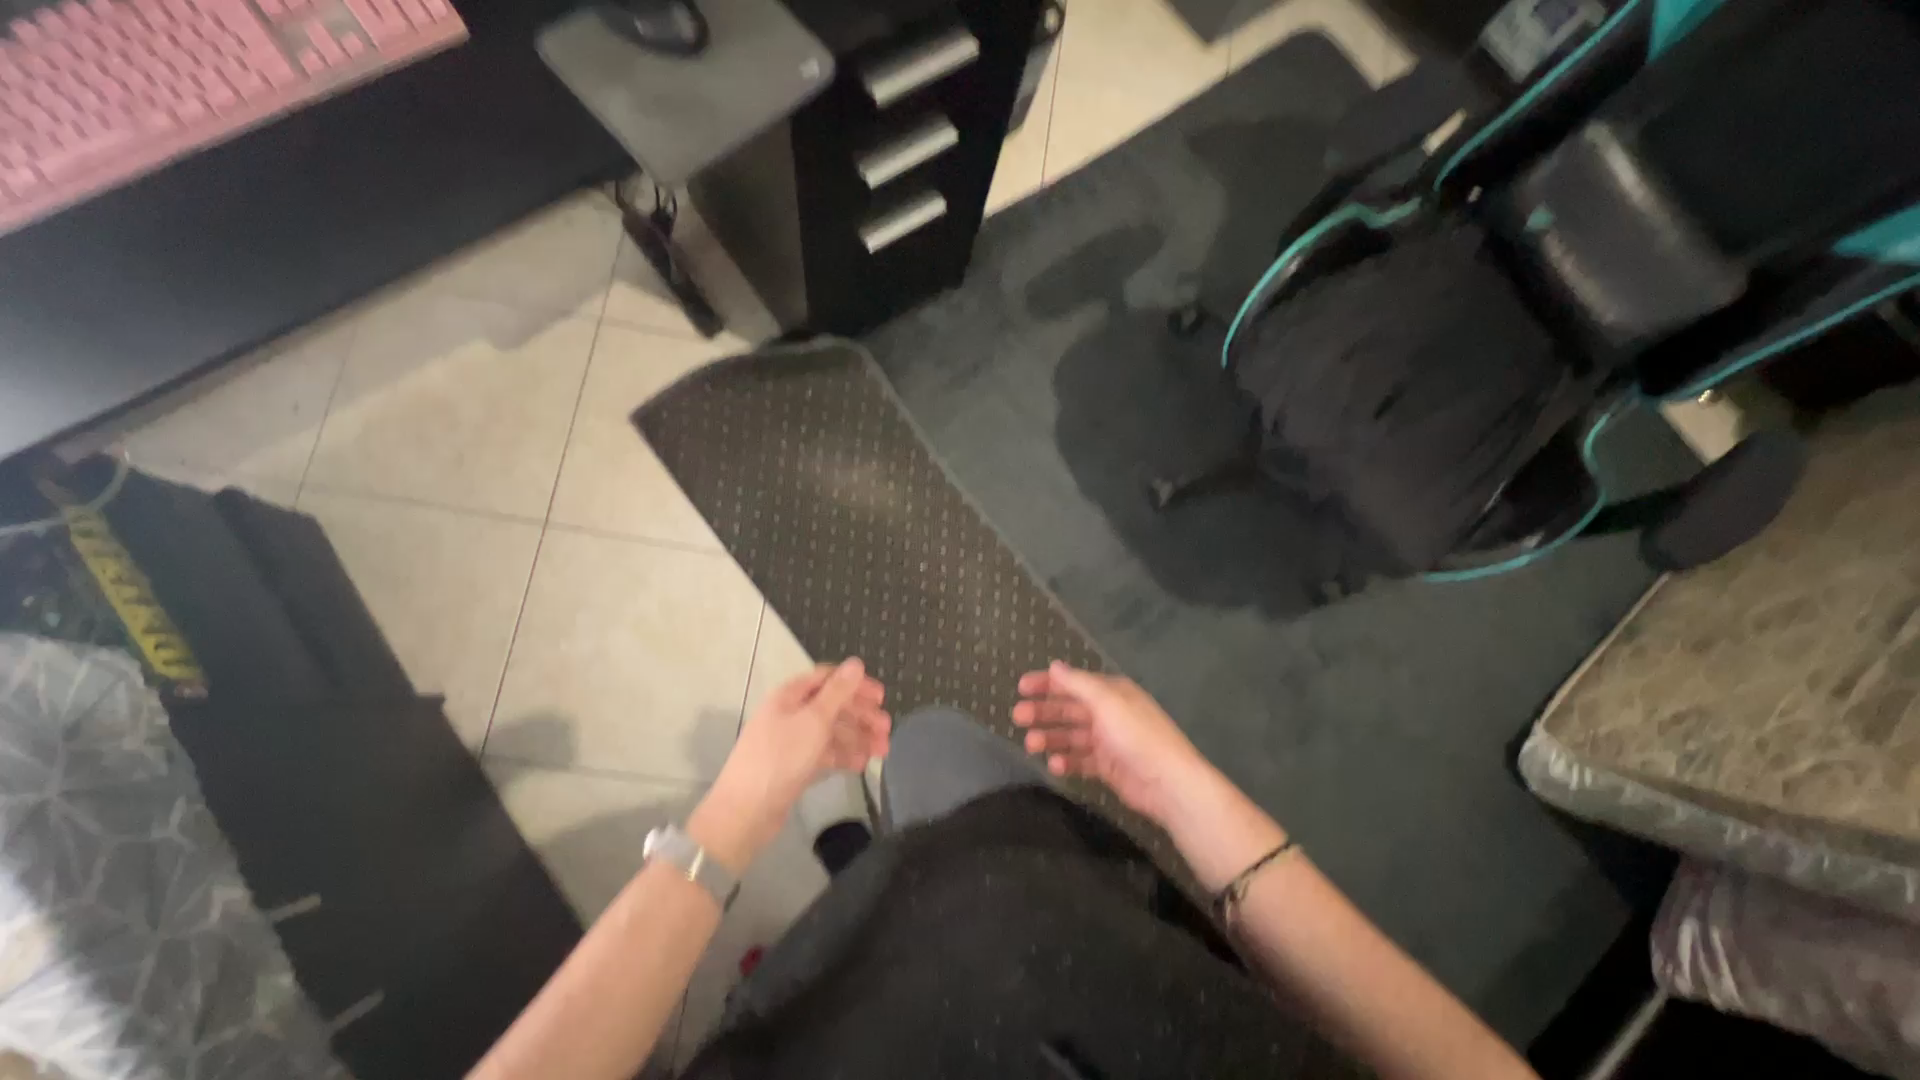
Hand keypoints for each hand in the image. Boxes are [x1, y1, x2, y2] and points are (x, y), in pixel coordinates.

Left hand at [692, 659, 888, 868]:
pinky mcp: (794, 766)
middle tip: (887, 729)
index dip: (855, 685)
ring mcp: (791, 741)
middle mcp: (790, 714)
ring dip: (858, 737)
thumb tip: (855, 663)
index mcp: (790, 696)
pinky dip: (843, 756)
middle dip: (861, 715)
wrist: (746, 810)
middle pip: (832, 706)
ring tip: (882, 751)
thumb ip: (837, 692)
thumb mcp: (814, 720)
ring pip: (831, 731)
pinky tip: (861, 765)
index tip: (881, 698)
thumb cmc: (781, 757)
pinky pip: (824, 754)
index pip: (827, 678)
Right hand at [1012, 661, 1214, 827]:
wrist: (1168, 783)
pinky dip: (1067, 762)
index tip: (1020, 688)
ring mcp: (1109, 742)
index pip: (1073, 683)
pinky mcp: (1108, 767)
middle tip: (1018, 718)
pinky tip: (1055, 766)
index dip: (1047, 683)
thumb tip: (1054, 665)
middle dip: (1043, 713)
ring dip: (1051, 739)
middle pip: (1069, 709)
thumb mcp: (1107, 702)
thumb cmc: (1137, 736)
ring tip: (1031, 746)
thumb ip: (1078, 683)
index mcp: (1112, 693)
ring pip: (1072, 736)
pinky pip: (1081, 761)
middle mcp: (1110, 714)